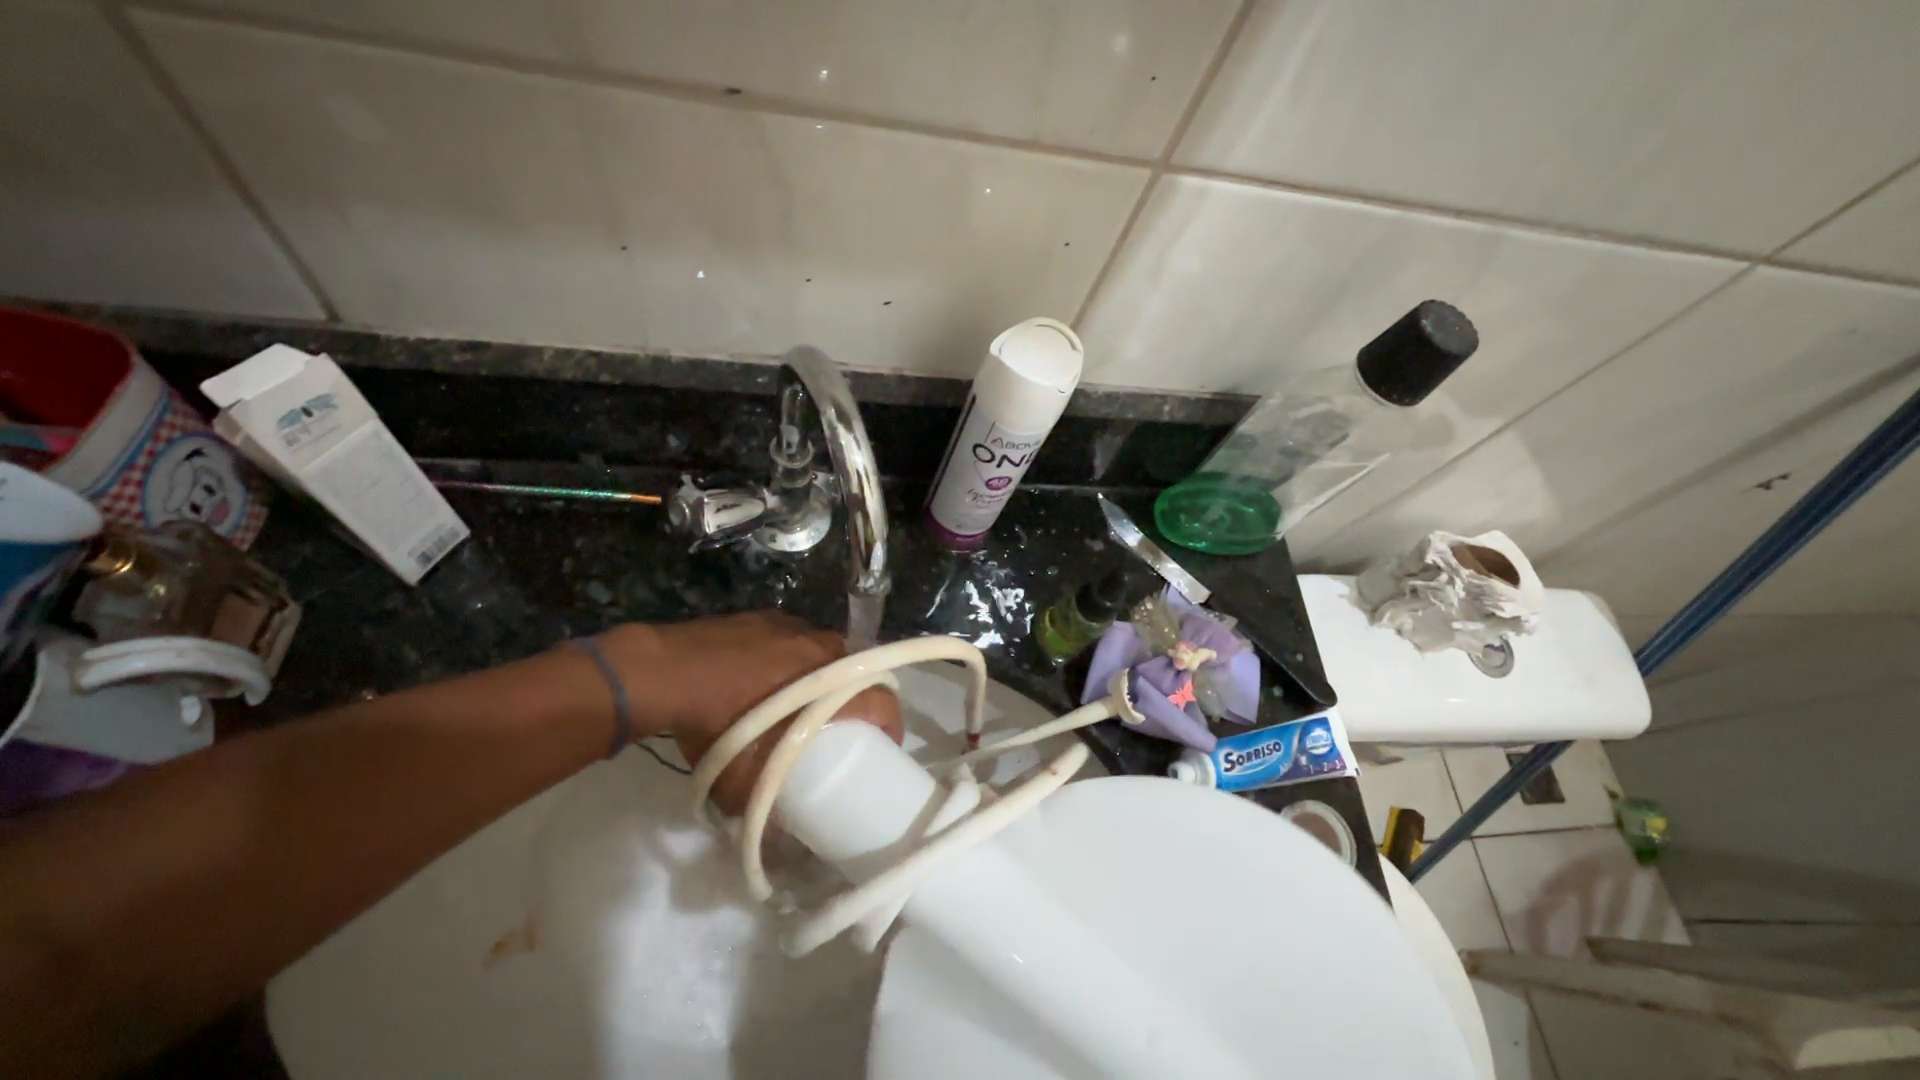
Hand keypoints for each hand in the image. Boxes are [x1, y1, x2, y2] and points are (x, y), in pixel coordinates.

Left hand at [597, 612, 901, 811]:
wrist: (664, 672)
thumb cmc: (715, 725)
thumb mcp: (744, 783)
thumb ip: (769, 812)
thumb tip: (785, 842)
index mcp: (830, 684)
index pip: (882, 701)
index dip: (891, 725)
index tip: (883, 747)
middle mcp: (824, 648)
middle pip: (858, 674)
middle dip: (856, 700)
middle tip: (841, 726)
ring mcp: (795, 626)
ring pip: (828, 653)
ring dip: (825, 676)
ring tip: (806, 701)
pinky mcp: (767, 616)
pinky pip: (795, 638)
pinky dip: (793, 657)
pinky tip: (771, 675)